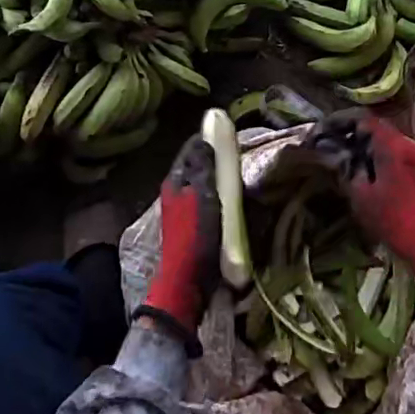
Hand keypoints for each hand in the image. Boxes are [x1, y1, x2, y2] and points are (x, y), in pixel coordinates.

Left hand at [137, 135, 219, 352]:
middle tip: (239, 154)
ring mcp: (181, 208)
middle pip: (197, 165)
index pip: (191, 148)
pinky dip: (218, 196)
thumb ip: (203, 167)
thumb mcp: (204, 196)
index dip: (208, 138)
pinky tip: (231, 201)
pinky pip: (206, 200)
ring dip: (218, 178)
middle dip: (215, 158)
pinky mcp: (189, 224)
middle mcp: (175, 190)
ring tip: (238, 175)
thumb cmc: (195, 234)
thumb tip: (203, 137)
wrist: (186, 280)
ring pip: (202, 183)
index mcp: (175, 179)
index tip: (229, 133)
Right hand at [306, 110, 414, 328]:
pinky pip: (403, 158)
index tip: (327, 130)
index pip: (365, 119)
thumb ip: (348, 171)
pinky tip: (375, 176)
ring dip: (371, 149)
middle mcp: (411, 147)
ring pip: (392, 145)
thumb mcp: (361, 197)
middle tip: (337, 146)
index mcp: (393, 148)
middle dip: (356, 135)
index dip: (342, 121)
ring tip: (354, 162)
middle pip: (380, 130)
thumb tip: (341, 158)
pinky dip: (385, 160)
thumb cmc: (396, 221)